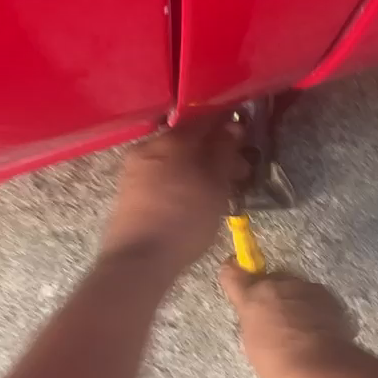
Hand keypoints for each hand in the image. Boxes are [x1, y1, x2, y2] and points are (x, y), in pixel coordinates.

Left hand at [100, 118, 244, 272]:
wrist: (139, 259)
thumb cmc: (184, 218)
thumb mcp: (215, 184)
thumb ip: (224, 151)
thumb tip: (232, 126)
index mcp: (170, 139)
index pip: (204, 118)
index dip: (228, 123)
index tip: (247, 136)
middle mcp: (149, 147)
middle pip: (188, 140)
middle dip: (216, 151)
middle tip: (240, 172)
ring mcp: (136, 170)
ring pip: (176, 160)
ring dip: (200, 168)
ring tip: (221, 191)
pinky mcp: (130, 193)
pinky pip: (163, 176)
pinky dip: (183, 181)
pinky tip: (197, 201)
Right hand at [218, 262, 358, 377]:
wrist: (320, 367)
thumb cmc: (278, 363)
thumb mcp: (252, 344)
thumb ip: (252, 321)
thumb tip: (258, 317)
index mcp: (252, 297)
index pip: (232, 272)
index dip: (233, 274)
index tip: (235, 279)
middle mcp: (277, 284)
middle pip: (268, 281)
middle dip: (269, 295)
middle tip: (274, 318)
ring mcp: (304, 287)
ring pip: (292, 287)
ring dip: (291, 300)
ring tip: (298, 327)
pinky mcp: (326, 295)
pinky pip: (312, 296)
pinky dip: (311, 307)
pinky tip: (315, 328)